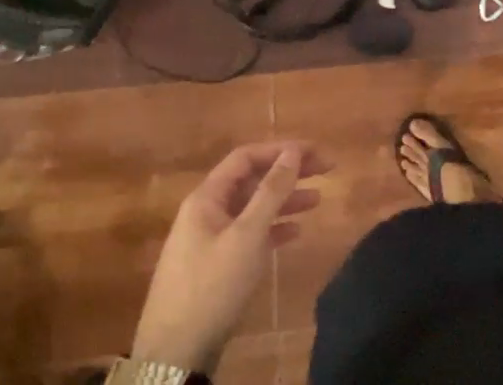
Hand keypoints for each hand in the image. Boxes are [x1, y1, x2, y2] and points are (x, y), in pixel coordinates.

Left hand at [131, 142, 330, 373]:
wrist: (176, 352)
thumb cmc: (212, 285)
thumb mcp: (247, 235)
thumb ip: (271, 191)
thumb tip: (293, 150)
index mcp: (206, 198)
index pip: (246, 157)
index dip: (281, 150)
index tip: (315, 152)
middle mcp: (206, 212)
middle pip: (251, 180)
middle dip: (287, 172)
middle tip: (326, 170)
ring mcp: (210, 239)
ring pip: (253, 207)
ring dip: (284, 200)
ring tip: (318, 200)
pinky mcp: (217, 264)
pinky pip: (250, 234)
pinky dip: (273, 228)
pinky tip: (295, 232)